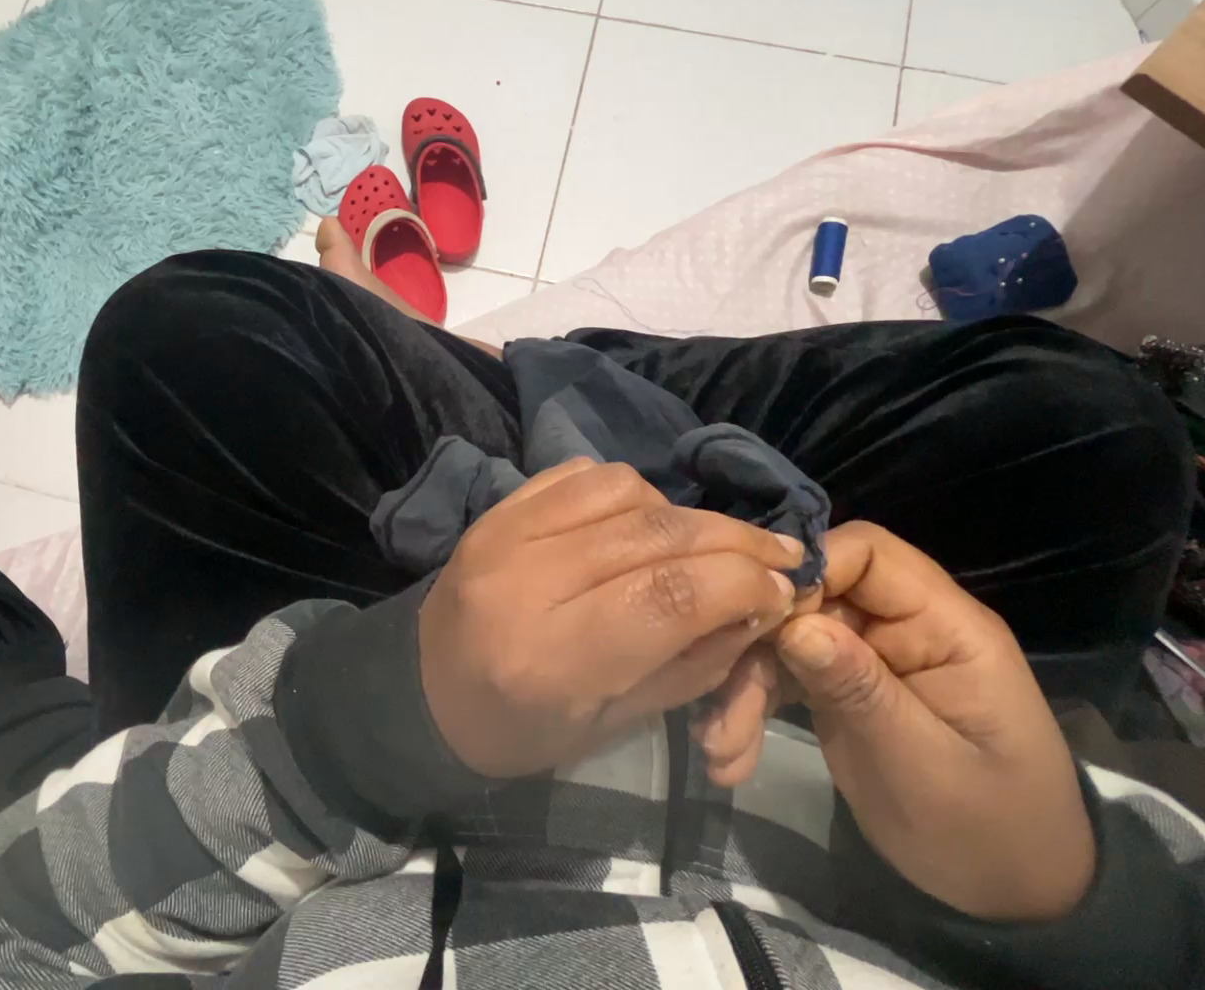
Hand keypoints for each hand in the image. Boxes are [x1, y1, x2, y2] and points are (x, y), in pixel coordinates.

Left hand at [418, 458, 803, 778]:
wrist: (422, 690)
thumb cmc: (519, 730)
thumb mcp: (610, 726)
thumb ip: (689, 666)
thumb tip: (759, 603)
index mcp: (551, 659)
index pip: (670, 596)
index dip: (742, 583)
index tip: (782, 588)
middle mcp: (524, 582)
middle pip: (655, 535)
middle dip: (732, 539)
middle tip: (775, 553)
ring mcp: (503, 534)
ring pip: (624, 491)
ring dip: (682, 512)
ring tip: (703, 543)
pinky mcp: (495, 510)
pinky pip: (582, 475)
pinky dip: (630, 491)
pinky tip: (642, 521)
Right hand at [732, 521, 1092, 920]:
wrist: (1008, 895)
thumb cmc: (987, 829)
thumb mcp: (923, 764)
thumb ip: (860, 689)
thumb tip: (793, 623)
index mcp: (944, 626)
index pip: (867, 553)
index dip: (809, 573)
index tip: (758, 623)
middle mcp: (899, 628)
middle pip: (810, 597)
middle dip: (757, 646)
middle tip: (719, 710)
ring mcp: (865, 657)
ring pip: (783, 637)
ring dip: (743, 687)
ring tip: (719, 749)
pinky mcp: (837, 686)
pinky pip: (782, 674)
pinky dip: (750, 707)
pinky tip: (728, 752)